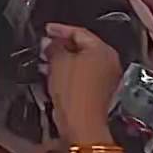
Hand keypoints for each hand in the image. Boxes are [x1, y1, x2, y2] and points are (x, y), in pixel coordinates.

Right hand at [42, 23, 121, 143]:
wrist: (81, 123)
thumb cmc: (73, 91)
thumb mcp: (58, 62)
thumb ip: (52, 47)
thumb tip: (48, 42)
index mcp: (102, 50)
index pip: (79, 32)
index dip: (59, 29)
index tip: (46, 29)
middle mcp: (108, 62)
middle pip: (82, 46)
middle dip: (61, 45)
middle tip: (44, 45)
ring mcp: (105, 77)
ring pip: (81, 61)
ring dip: (62, 59)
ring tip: (44, 60)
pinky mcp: (98, 90)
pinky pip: (82, 74)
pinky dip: (67, 71)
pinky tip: (52, 74)